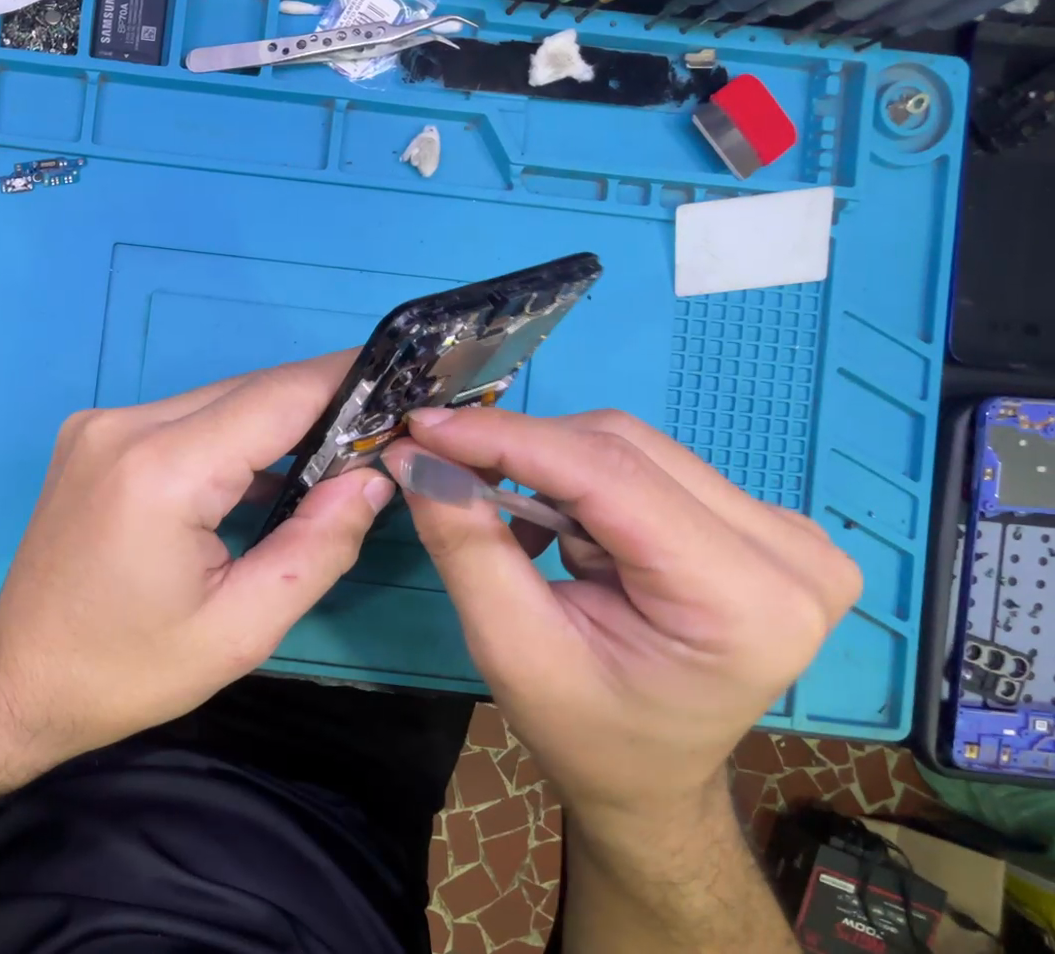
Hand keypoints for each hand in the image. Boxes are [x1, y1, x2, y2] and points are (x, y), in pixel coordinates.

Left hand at [0, 352, 396, 766]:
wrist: (19, 678)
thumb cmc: (127, 670)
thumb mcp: (240, 629)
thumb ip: (317, 546)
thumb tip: (372, 478)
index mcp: (161, 469)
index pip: (277, 396)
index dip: (347, 381)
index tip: (408, 381)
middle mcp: (123, 425)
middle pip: (246, 392)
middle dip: (317, 406)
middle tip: (380, 433)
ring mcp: (99, 426)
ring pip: (213, 402)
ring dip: (272, 424)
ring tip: (334, 455)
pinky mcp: (91, 439)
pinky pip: (179, 420)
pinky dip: (227, 438)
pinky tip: (262, 474)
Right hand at [381, 408, 860, 822]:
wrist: (652, 779)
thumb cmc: (583, 732)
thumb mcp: (508, 647)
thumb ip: (466, 544)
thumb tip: (416, 456)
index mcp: (742, 599)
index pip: (609, 474)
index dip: (506, 439)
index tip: (422, 428)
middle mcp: (789, 551)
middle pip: (622, 448)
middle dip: (519, 451)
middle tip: (441, 469)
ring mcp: (786, 532)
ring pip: (629, 449)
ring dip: (546, 469)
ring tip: (508, 526)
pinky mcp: (761, 524)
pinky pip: (643, 467)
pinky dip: (576, 484)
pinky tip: (556, 533)